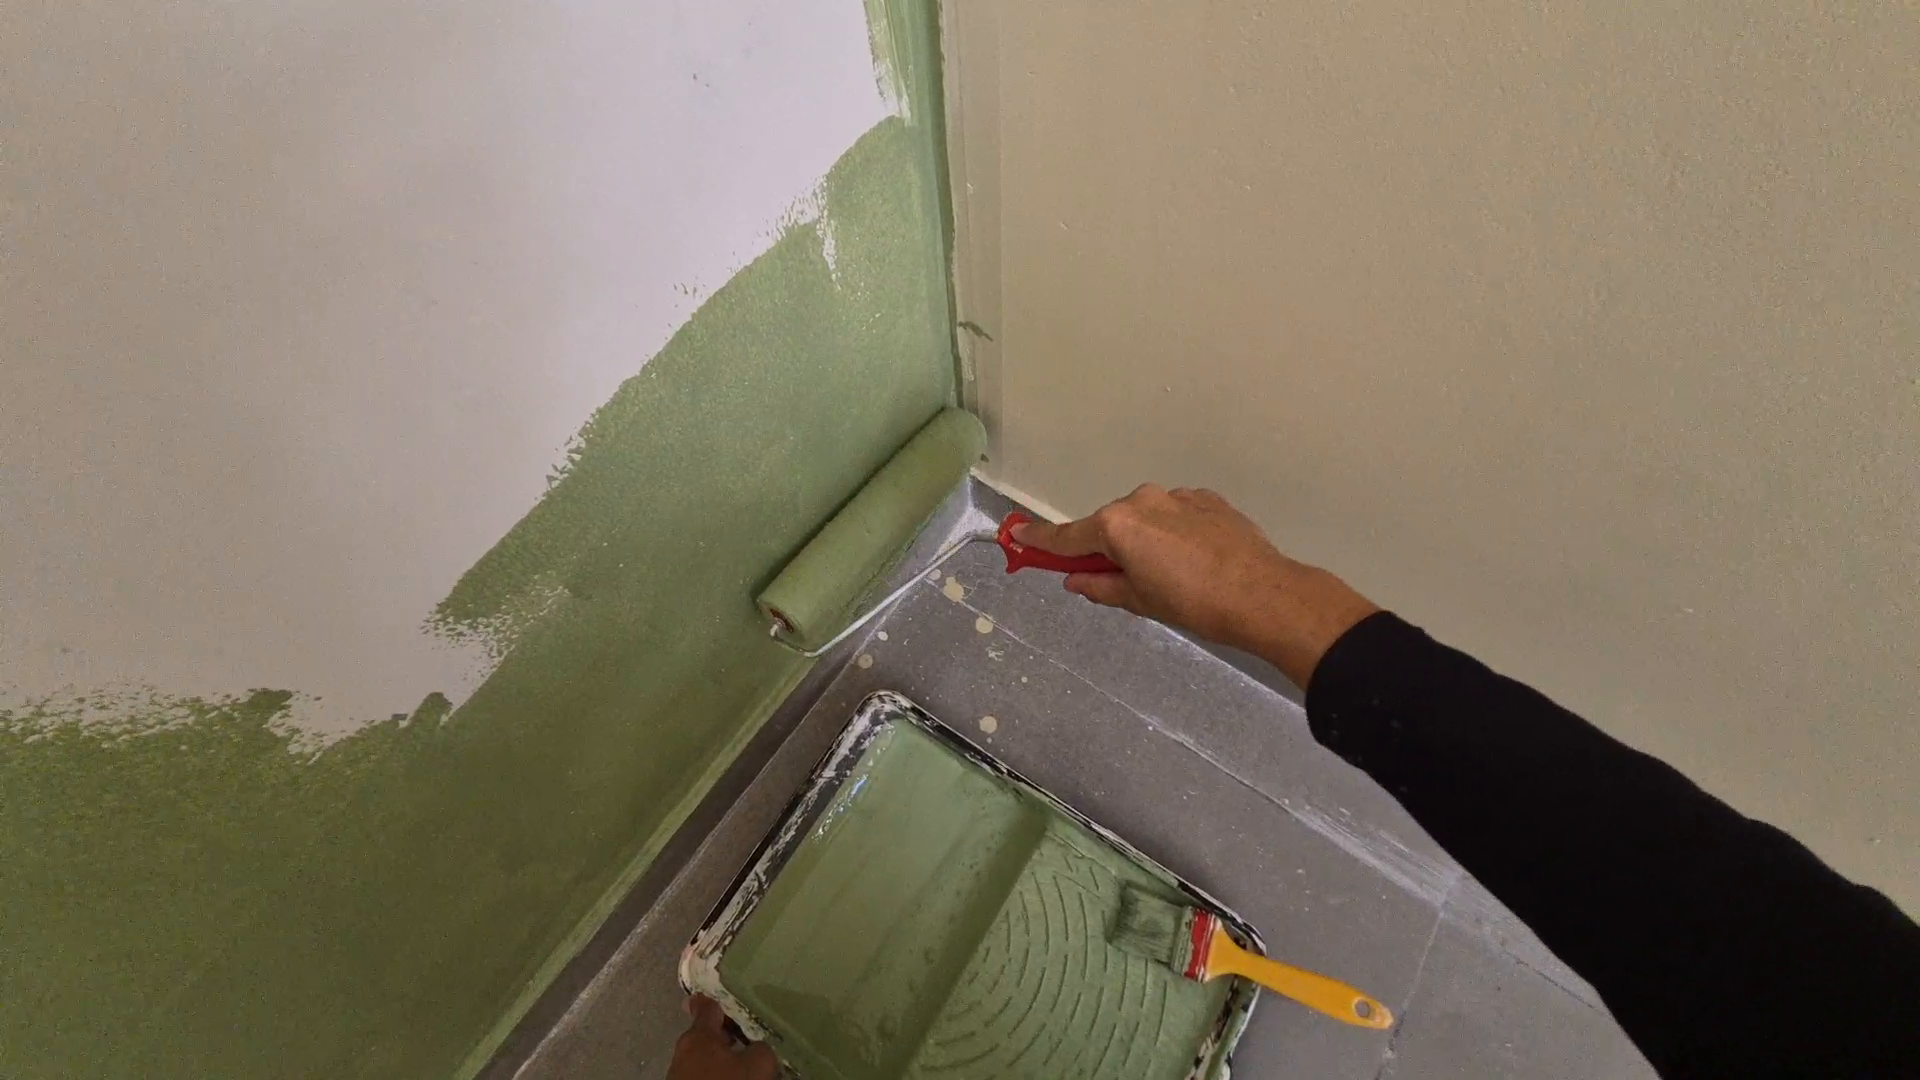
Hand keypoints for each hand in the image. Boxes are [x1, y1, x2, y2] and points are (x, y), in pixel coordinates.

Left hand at [667, 996, 776, 1079]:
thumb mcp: (758, 1064)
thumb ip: (761, 1047)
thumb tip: (757, 1048)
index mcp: (698, 1036)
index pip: (708, 1006)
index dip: (719, 997)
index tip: (727, 987)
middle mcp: (684, 1052)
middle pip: (708, 1034)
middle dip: (727, 1033)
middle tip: (749, 1031)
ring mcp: (679, 1075)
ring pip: (705, 1057)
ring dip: (723, 1058)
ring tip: (745, 1059)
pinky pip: (703, 1075)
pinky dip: (717, 1074)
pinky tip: (735, 1076)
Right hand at [1010, 485, 1379, 687]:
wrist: (1264, 595)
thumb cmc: (1192, 603)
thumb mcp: (1138, 600)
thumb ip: (1100, 586)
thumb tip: (1074, 581)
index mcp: (1117, 525)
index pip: (1066, 536)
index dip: (1039, 540)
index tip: (1016, 536)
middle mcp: (1141, 500)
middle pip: (1107, 525)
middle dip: (1104, 547)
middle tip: (1113, 578)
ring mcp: (1177, 496)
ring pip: (1144, 517)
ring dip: (1142, 539)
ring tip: (1168, 574)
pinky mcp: (1207, 499)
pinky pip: (1175, 514)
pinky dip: (1172, 532)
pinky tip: (1192, 558)